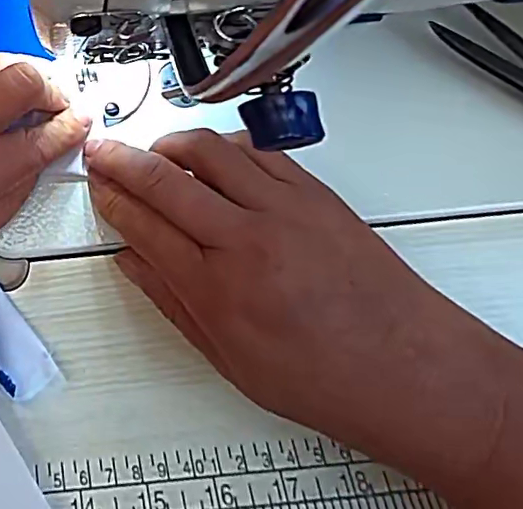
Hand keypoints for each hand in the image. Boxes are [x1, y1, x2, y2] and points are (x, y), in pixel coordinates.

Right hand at [84, 133, 522, 490]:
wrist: (424, 377)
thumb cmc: (337, 381)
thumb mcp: (232, 361)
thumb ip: (172, 302)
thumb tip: (132, 263)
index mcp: (220, 291)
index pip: (142, 224)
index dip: (110, 199)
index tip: (99, 187)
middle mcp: (247, 241)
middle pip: (161, 178)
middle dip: (119, 159)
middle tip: (102, 152)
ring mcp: (283, 210)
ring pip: (205, 149)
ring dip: (165, 142)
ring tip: (151, 149)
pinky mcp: (314, 193)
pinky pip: (253, 149)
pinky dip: (220, 144)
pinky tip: (209, 154)